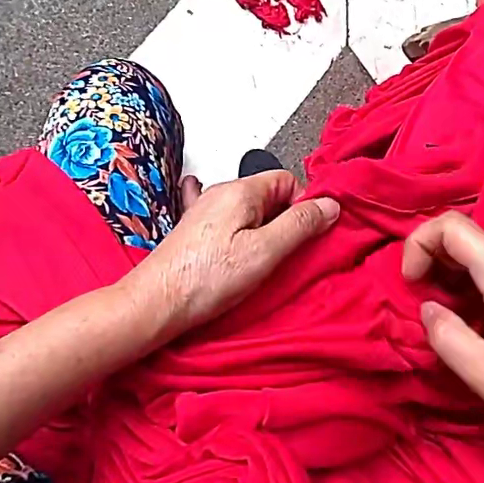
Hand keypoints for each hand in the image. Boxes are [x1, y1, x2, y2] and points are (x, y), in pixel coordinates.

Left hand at [124, 171, 339, 342]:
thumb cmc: (203, 280)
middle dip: (285, 222)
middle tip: (286, 254)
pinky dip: (240, 237)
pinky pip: (229, 225)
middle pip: (269, 196)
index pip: (287, 179)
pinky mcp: (196, 233)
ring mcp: (205, 212)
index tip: (309, 232)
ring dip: (263, 234)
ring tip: (261, 265)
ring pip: (250, 213)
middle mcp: (219, 194)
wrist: (155, 303)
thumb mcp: (264, 252)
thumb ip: (300, 225)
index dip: (303, 204)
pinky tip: (238, 252)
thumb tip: (329, 205)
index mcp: (239, 191)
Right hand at [401, 212, 483, 474]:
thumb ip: (446, 337)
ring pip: (474, 253)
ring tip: (444, 317)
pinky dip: (466, 284)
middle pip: (461, 235)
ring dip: (447, 275)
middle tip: (421, 302)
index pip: (450, 225)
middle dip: (429, 260)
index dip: (418, 243)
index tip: (411, 283)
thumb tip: (427, 309)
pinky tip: (469, 321)